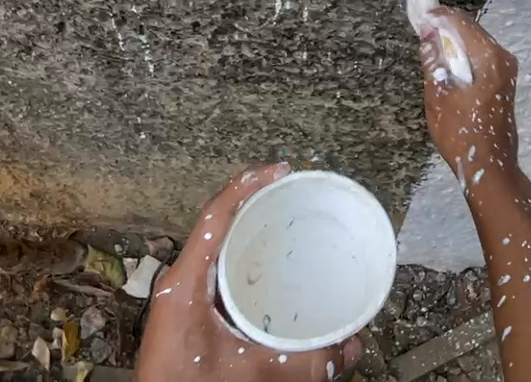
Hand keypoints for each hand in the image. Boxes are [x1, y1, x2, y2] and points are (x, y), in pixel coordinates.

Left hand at [135, 164, 363, 381]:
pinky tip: (264, 266)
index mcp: (185, 282)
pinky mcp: (187, 311)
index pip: (214, 215)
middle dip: (252, 200)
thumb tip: (351, 346)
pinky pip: (215, 267)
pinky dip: (240, 255)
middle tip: (288, 189)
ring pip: (215, 244)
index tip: (280, 170)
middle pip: (216, 222)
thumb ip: (305, 362)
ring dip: (245, 227)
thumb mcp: (252, 373)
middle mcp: (180, 280)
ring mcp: (181, 295)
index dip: (247, 184)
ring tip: (281, 217)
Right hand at [417, 6, 519, 186]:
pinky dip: (464, 54)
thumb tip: (428, 34)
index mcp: (489, 57)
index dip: (440, 16)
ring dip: (455, 41)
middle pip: (472, 29)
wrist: (489, 168)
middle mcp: (503, 57)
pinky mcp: (504, 81)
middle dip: (447, 27)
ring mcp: (506, 70)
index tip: (421, 18)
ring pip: (477, 42)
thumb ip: (433, 60)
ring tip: (431, 47)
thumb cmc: (461, 132)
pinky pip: (481, 56)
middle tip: (423, 32)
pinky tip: (448, 63)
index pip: (462, 22)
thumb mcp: (438, 95)